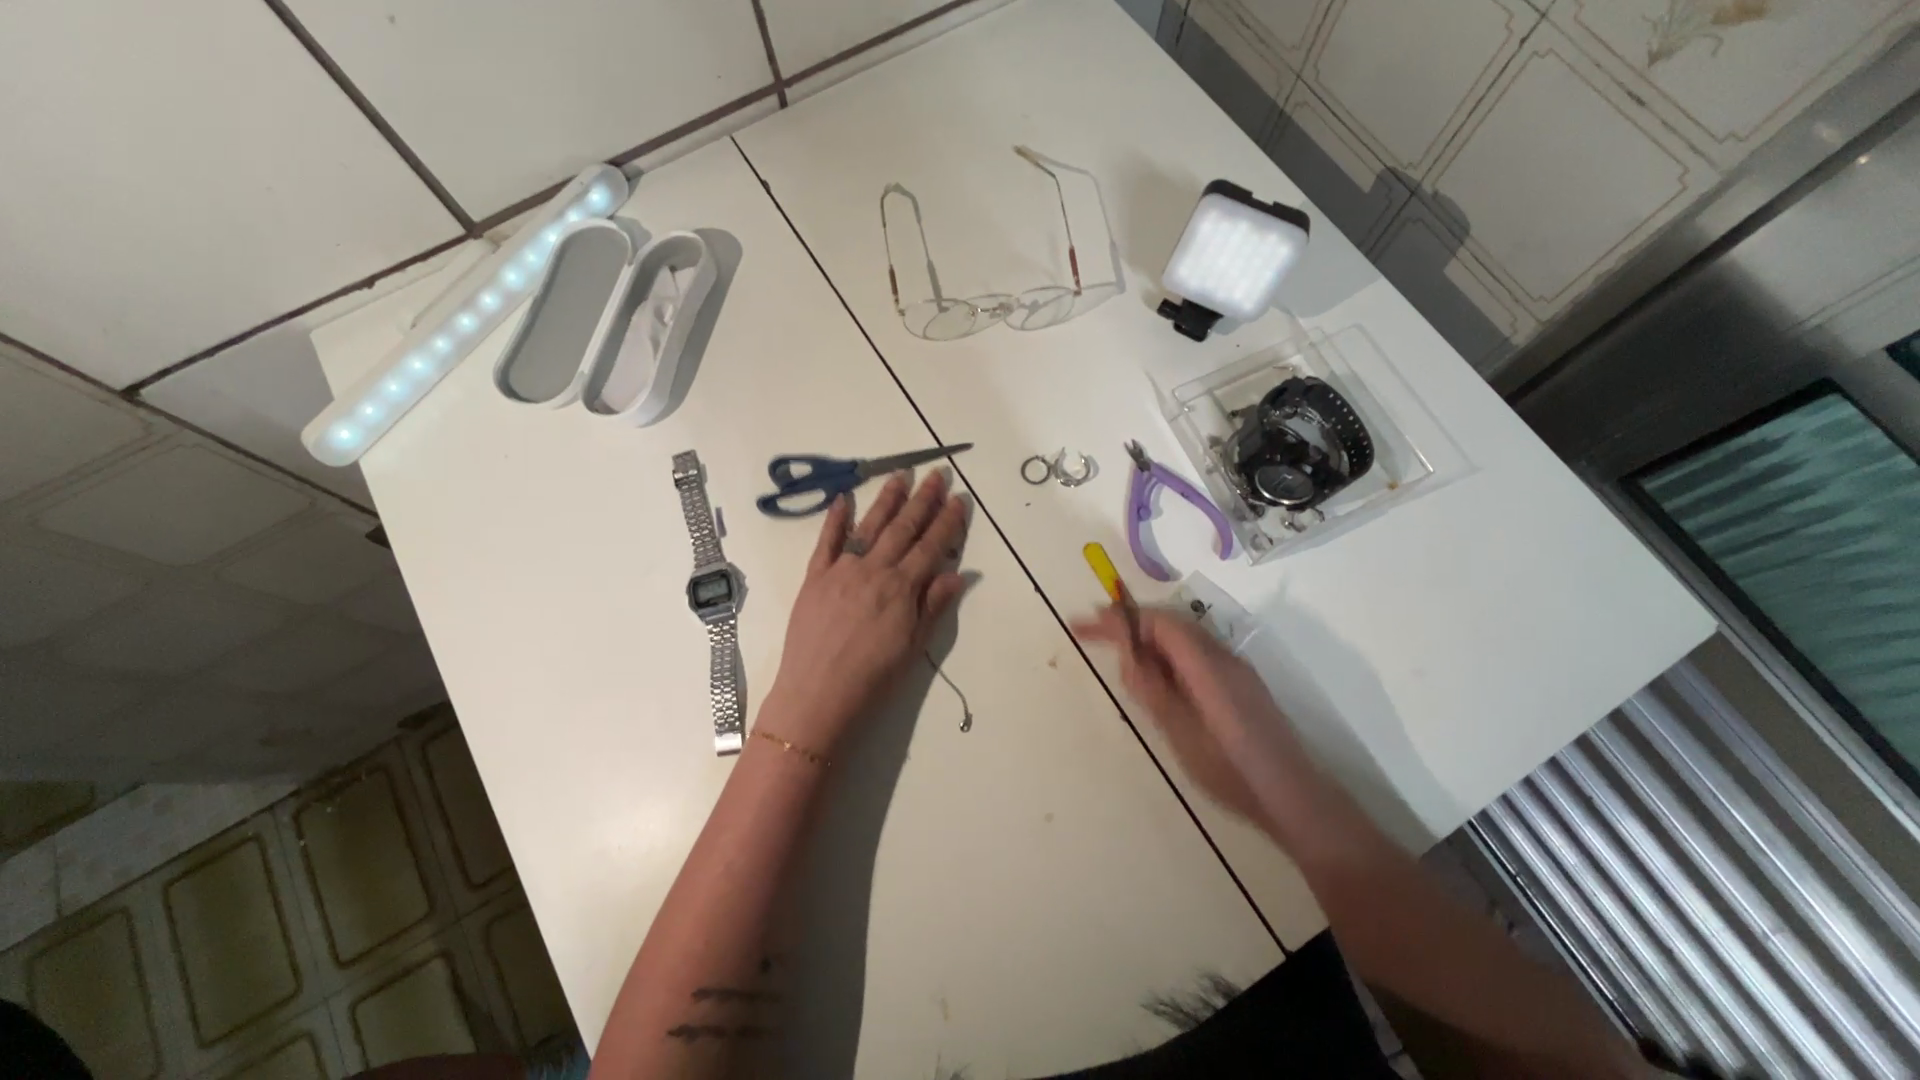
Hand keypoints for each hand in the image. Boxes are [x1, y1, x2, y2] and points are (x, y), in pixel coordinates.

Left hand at [761, 471, 969, 752]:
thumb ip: (933, 607)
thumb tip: (957, 573)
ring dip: (886, 500)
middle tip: (937, 474)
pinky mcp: (814, 578)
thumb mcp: (913, 648)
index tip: (959, 499)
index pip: (931, 547)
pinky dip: (835, 519)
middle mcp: (874, 571)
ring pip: (868, 527)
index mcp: (901, 588)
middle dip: (922, 500)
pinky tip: (844, 499)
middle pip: (903, 528)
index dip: (947, 522)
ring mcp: (841, 571)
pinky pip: (826, 542)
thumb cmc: (873, 679)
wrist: (818, 695)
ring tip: (900, 476)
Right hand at [1074, 607, 1306, 828]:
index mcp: (1207, 665)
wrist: (1293, 797)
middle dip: (1131, 624)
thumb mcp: (1180, 733)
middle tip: (1094, 634)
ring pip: (1185, 639)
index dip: (1120, 619)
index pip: (1158, 623)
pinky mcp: (1242, 688)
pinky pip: (1197, 656)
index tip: (1084, 623)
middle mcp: (1224, 657)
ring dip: (1149, 640)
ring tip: (1120, 657)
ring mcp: (1237, 672)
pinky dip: (1168, 657)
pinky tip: (1158, 681)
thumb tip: (1127, 654)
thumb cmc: (1231, 769)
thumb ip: (1152, 690)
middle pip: (1172, 624)